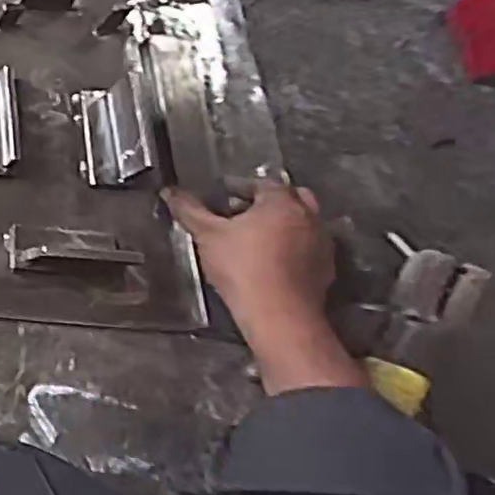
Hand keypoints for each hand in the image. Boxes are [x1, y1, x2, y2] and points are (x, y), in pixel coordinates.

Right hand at [163, 181, 332, 324]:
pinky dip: (291, 244)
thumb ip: (189, 210)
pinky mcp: (325, 266)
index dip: (242, 186)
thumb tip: (169, 191)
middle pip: (293, 197)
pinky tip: (269, 258)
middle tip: (242, 211)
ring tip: (253, 235)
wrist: (277, 310)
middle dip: (268, 200)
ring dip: (282, 222)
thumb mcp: (206, 234)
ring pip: (303, 222)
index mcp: (282, 204)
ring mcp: (322, 243)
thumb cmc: (240, 265)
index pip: (265, 183)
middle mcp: (310, 218)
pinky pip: (307, 245)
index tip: (222, 194)